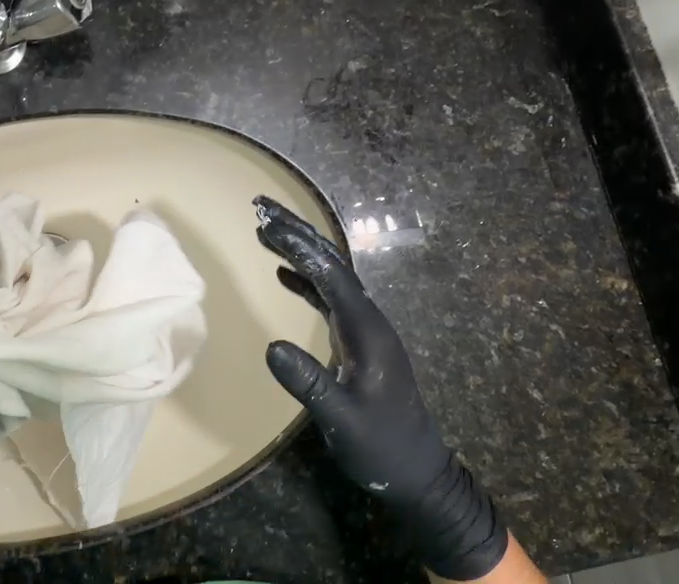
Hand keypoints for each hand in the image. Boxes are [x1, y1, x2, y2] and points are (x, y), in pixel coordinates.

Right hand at [255, 196, 508, 581]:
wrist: (417, 470)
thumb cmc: (381, 447)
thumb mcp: (341, 420)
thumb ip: (308, 383)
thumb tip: (270, 347)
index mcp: (367, 329)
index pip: (331, 274)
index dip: (299, 246)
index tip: (267, 224)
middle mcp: (367, 318)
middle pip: (332, 262)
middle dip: (298, 232)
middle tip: (261, 208)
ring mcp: (363, 327)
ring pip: (329, 274)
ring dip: (299, 249)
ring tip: (264, 228)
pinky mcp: (356, 338)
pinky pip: (328, 295)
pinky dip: (304, 278)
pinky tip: (281, 272)